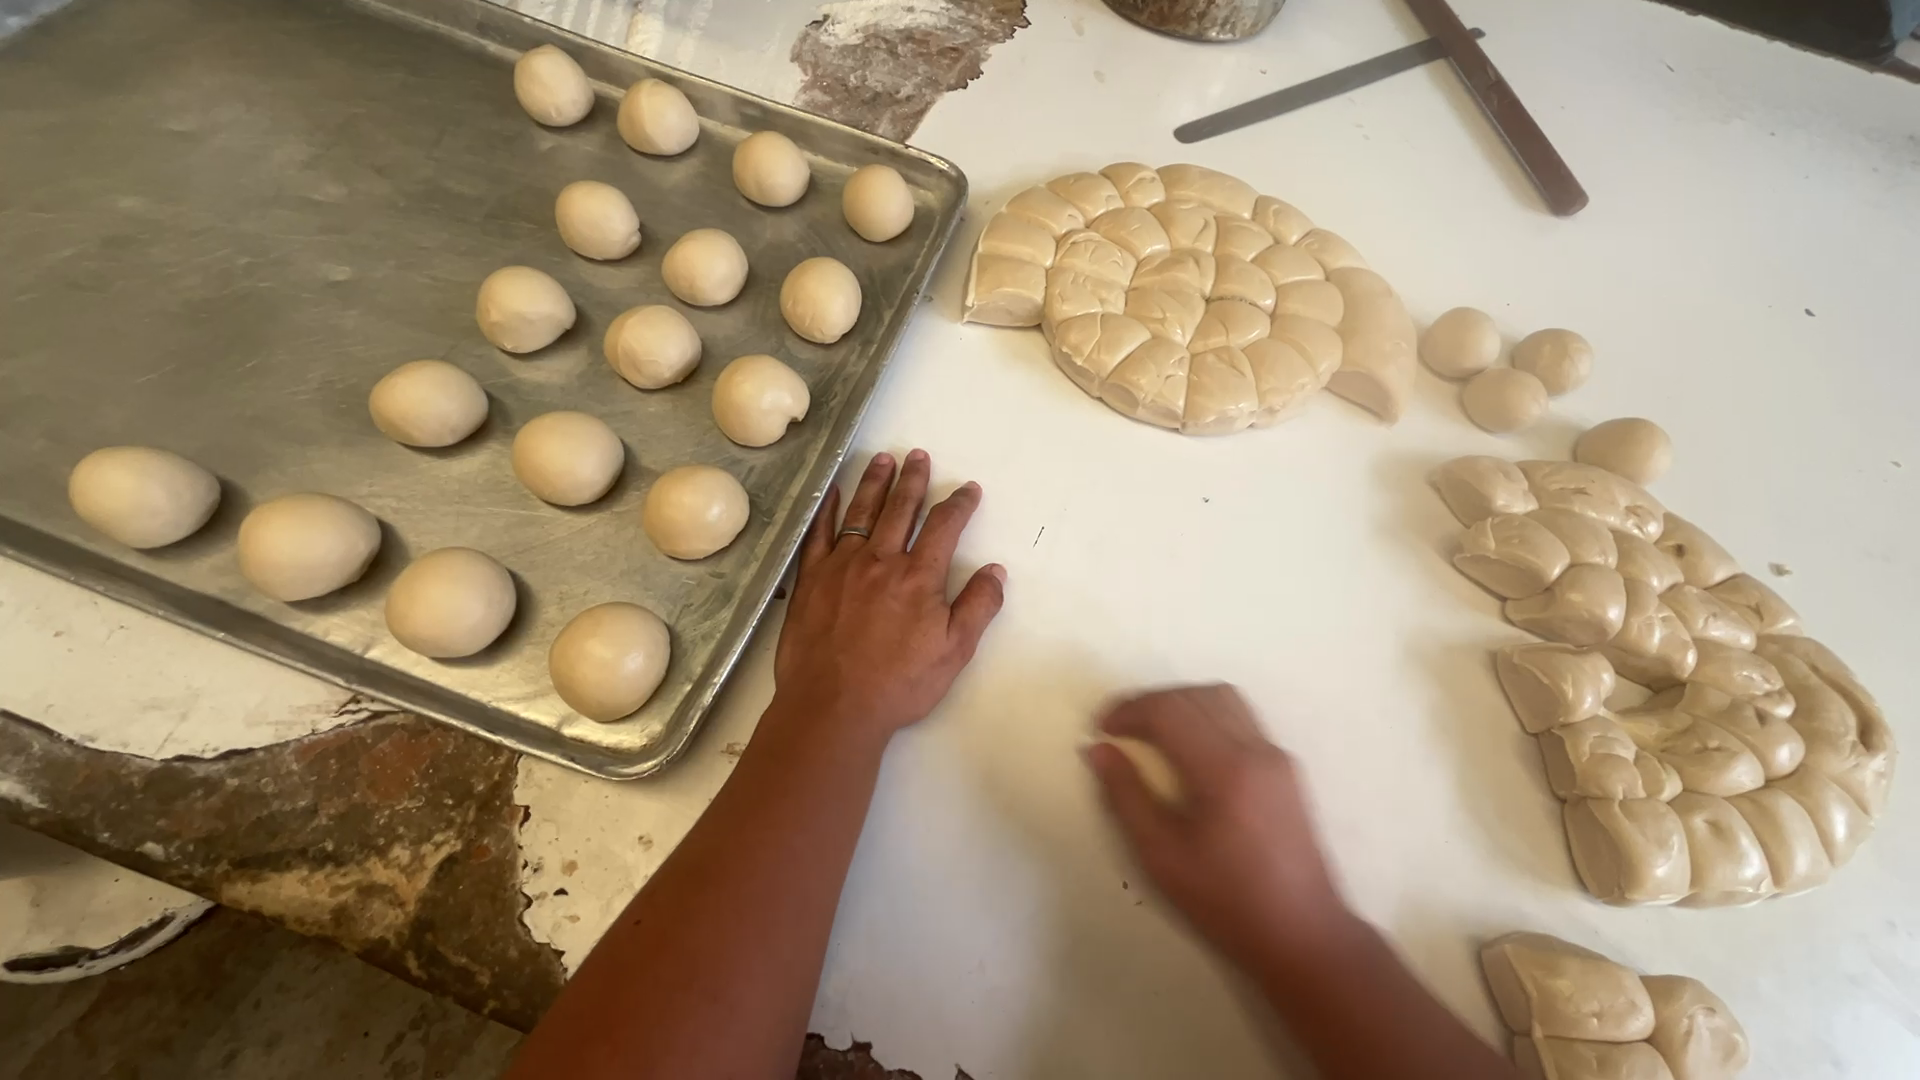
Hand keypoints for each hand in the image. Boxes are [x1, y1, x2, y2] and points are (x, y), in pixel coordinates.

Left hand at [771, 450, 1005, 745]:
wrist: (833, 706)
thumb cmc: (899, 683)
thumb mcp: (954, 652)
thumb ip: (978, 607)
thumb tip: (995, 570)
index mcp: (919, 576)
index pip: (945, 526)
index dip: (959, 504)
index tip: (968, 489)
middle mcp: (881, 560)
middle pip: (901, 509)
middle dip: (913, 480)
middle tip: (917, 455)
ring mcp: (842, 566)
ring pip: (862, 512)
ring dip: (875, 483)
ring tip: (883, 459)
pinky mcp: (811, 579)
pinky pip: (819, 534)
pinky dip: (828, 510)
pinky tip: (834, 493)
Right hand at [1087, 685, 1357, 976]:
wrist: (1303, 936)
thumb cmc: (1226, 901)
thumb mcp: (1161, 855)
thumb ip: (1126, 795)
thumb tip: (1099, 750)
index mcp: (1224, 769)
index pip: (1170, 709)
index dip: (1129, 709)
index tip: (1103, 730)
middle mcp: (1255, 749)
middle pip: (1195, 695)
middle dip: (1151, 703)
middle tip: (1120, 730)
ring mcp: (1276, 755)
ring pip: (1222, 698)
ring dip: (1180, 704)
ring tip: (1152, 734)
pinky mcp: (1286, 768)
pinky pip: (1240, 718)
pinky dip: (1205, 716)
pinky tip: (1188, 751)